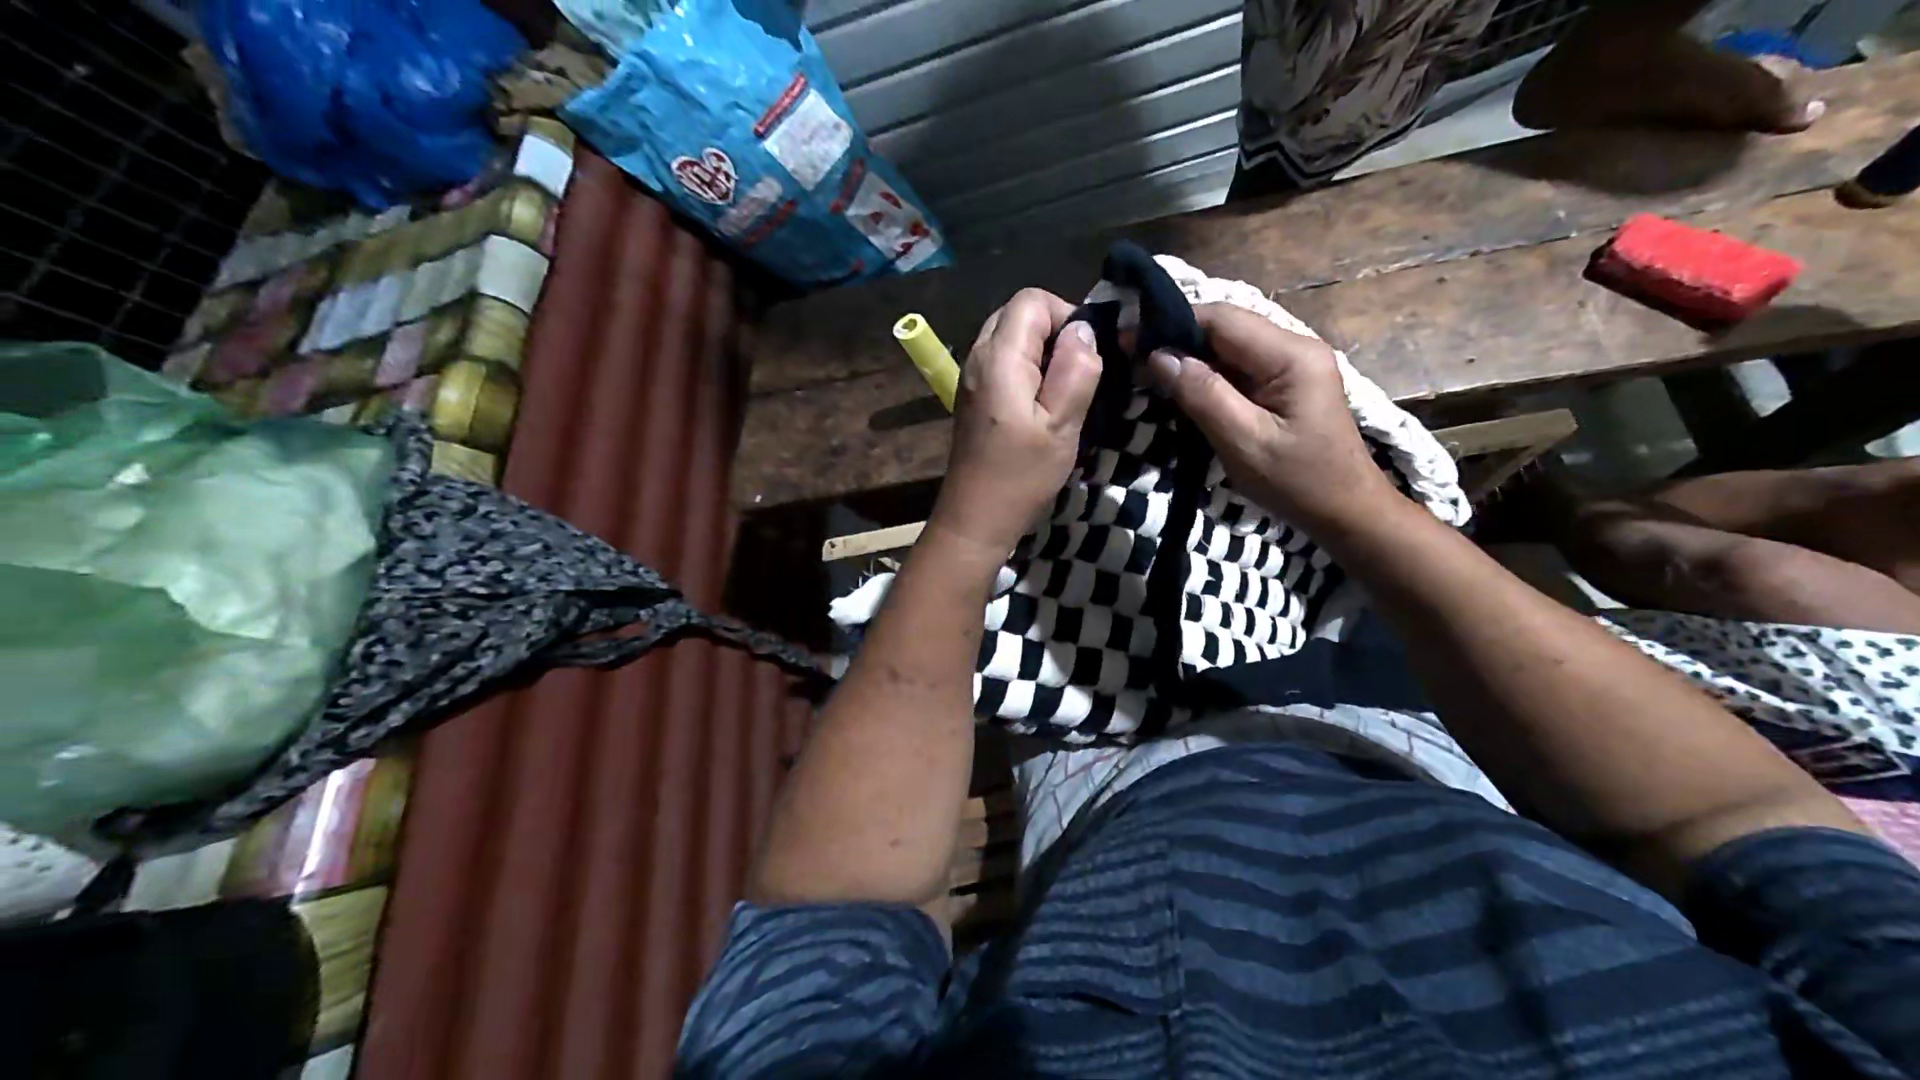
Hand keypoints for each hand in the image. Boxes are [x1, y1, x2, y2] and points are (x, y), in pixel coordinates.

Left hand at [930, 288, 1101, 558]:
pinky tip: (1041, 407)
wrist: (976, 519)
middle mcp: (977, 358)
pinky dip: (1027, 371)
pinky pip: (1002, 364)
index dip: (1066, 314)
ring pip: (1010, 339)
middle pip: (1018, 315)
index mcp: (998, 357)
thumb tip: (1083, 330)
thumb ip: (1076, 369)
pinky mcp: (973, 398)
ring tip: (1063, 393)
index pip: (1032, 300)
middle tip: (1078, 373)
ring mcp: (971, 379)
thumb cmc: (1021, 474)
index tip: (1087, 354)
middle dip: (1055, 332)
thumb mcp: (1061, 423)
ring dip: (1042, 354)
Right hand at [1146, 303, 1394, 530]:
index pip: (1221, 319)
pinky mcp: (1285, 381)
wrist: (1346, 511)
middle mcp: (1295, 346)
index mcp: (1291, 355)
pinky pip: (1238, 365)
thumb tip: (1158, 356)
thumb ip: (1202, 395)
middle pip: (1225, 326)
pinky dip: (1206, 372)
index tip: (1129, 341)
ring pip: (1228, 345)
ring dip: (1189, 356)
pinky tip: (1181, 386)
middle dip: (1177, 338)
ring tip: (1148, 372)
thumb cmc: (1297, 481)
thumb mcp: (1243, 442)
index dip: (1172, 324)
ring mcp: (1292, 363)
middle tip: (1131, 358)